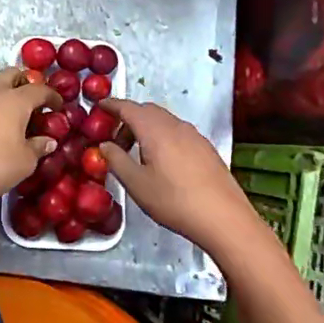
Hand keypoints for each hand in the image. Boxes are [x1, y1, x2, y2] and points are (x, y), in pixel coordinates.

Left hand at [0, 68, 59, 211]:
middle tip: (36, 102)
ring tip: (17, 116)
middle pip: (13, 74)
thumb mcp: (25, 162)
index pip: (39, 89)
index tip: (58, 106)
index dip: (52, 96)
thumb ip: (38, 147)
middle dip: (27, 83)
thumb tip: (47, 140)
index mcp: (14, 100)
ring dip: (8, 93)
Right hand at [98, 99, 267, 256]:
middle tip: (116, 140)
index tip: (100, 106)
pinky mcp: (206, 148)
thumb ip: (116, 160)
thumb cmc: (174, 200)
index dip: (112, 105)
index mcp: (155, 129)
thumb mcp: (136, 184)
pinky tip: (162, 162)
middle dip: (128, 120)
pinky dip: (162, 137)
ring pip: (164, 122)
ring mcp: (194, 135)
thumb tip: (105, 146)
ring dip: (146, 130)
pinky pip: (178, 133)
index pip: (129, 108)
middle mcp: (176, 126)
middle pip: (148, 111)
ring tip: (137, 155)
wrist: (222, 217)